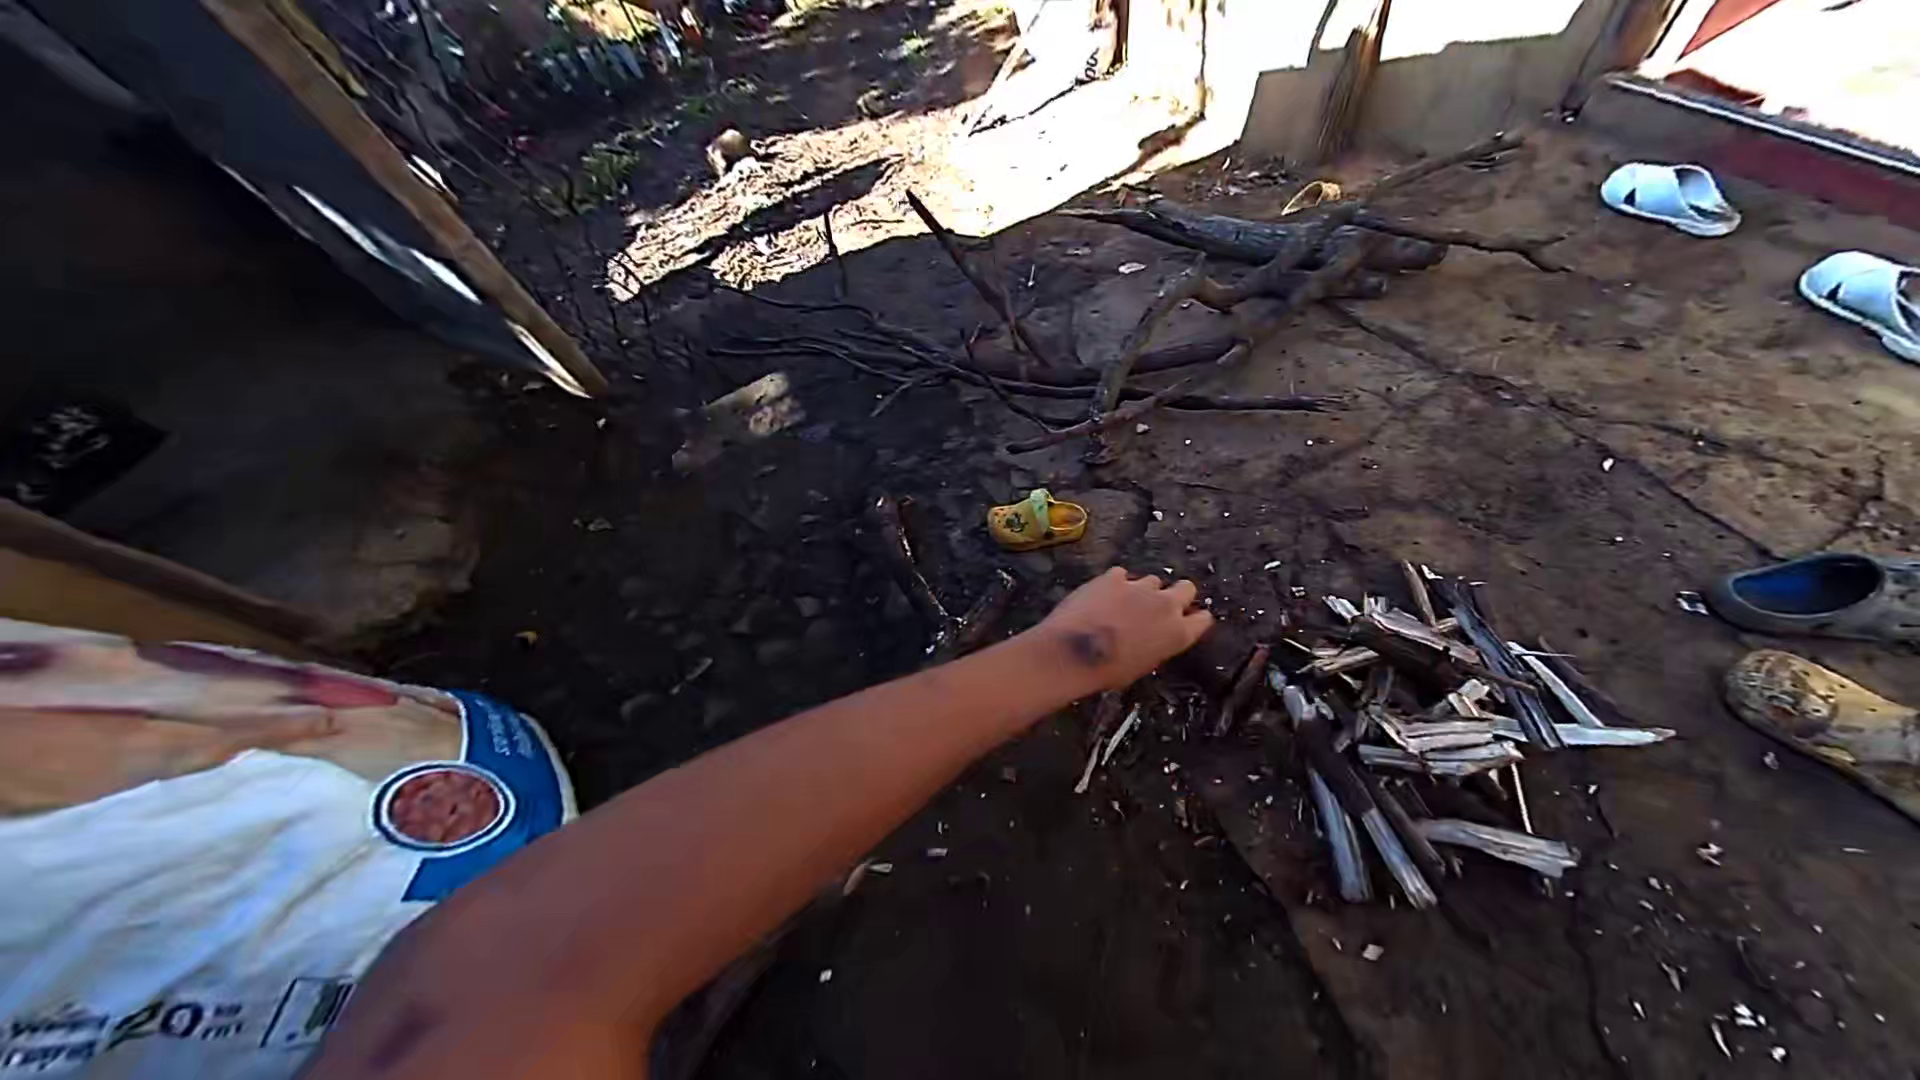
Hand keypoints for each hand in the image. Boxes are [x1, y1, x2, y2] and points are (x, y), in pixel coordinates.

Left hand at [1029, 567, 1212, 691]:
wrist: (1074, 653)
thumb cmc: (1108, 671)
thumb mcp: (1144, 664)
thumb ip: (1158, 643)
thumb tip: (1153, 636)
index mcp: (1178, 633)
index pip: (1203, 619)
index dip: (1194, 618)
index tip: (1187, 619)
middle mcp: (1166, 605)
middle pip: (1186, 588)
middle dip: (1176, 594)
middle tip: (1158, 605)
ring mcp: (1140, 587)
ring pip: (1152, 580)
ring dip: (1142, 590)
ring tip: (1122, 604)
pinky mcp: (1114, 577)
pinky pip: (1121, 575)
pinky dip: (1114, 584)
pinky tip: (1102, 595)